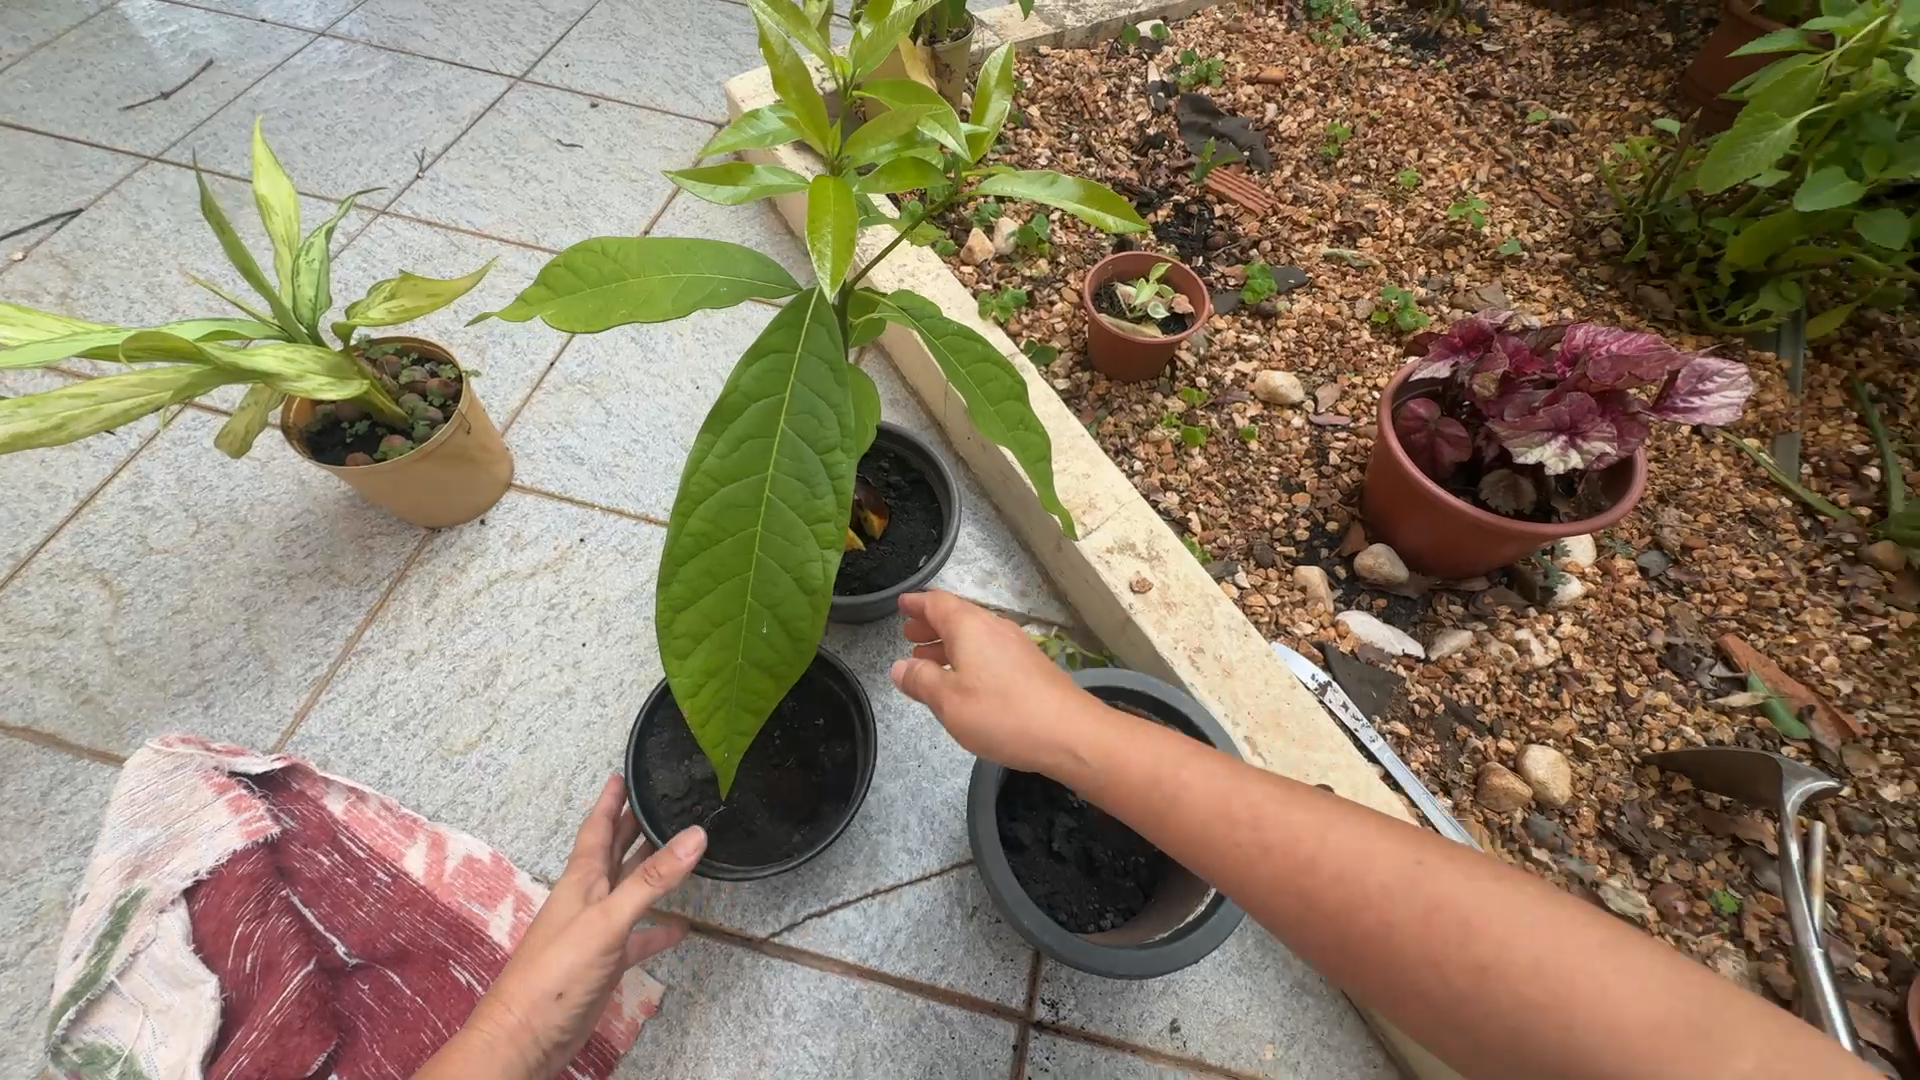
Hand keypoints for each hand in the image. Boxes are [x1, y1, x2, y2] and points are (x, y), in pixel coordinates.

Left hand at [426, 776, 704, 1079]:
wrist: (522, 1043)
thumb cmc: (557, 973)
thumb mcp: (608, 920)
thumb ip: (652, 880)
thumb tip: (696, 834)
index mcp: (583, 880)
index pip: (598, 828)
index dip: (610, 801)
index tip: (625, 773)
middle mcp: (590, 897)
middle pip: (616, 851)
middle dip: (635, 824)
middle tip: (662, 798)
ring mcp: (598, 930)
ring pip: (630, 888)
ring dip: (651, 869)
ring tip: (682, 847)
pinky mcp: (607, 962)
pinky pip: (640, 937)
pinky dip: (660, 930)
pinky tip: (683, 928)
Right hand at [891, 590, 1102, 774]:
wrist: (1070, 732)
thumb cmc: (1002, 714)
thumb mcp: (948, 701)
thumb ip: (920, 681)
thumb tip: (899, 667)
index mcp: (970, 627)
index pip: (937, 603)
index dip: (916, 603)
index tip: (901, 604)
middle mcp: (994, 628)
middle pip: (957, 616)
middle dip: (931, 625)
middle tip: (909, 635)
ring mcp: (1016, 646)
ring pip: (974, 635)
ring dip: (948, 644)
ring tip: (928, 661)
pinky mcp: (1030, 665)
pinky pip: (990, 651)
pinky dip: (969, 657)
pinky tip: (964, 680)